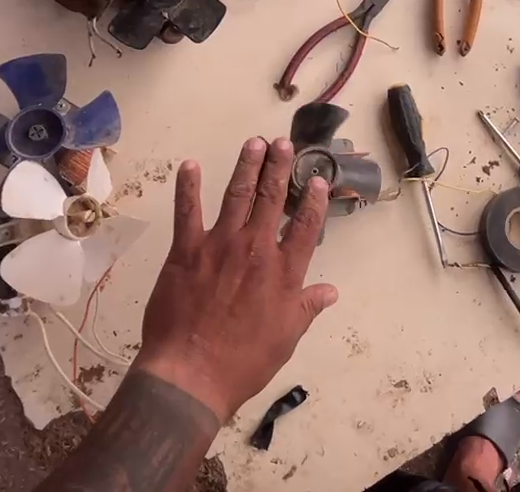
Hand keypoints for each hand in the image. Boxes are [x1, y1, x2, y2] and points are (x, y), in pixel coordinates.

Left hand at [132, 137, 338, 420]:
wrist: (191, 376)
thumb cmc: (244, 362)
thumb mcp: (287, 336)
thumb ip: (308, 306)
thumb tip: (332, 291)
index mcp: (284, 271)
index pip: (306, 225)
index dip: (314, 200)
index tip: (318, 179)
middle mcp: (256, 249)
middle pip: (272, 198)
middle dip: (279, 167)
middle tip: (282, 142)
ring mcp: (220, 245)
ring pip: (237, 195)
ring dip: (247, 166)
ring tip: (254, 142)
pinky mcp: (187, 251)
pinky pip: (187, 212)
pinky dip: (188, 187)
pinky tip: (190, 165)